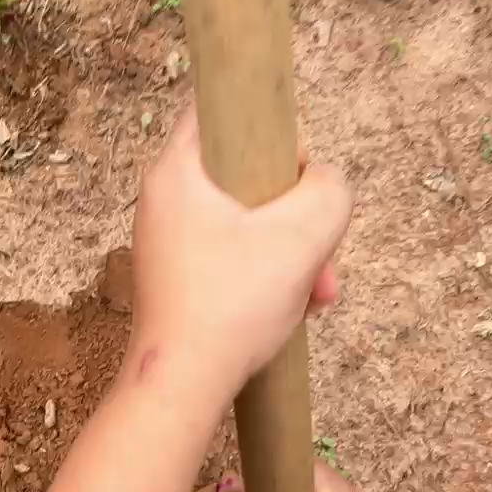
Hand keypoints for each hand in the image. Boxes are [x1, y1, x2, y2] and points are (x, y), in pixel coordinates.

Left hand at [126, 107, 351, 403]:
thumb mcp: (305, 233)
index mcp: (176, 172)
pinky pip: (230, 256)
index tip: (296, 164)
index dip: (268, 123)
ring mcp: (165, 241)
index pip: (219, 108)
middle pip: (244, 175)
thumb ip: (329, 188)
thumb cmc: (231, 303)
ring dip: (290, 252)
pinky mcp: (175, 276)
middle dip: (297, 213)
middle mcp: (162, 200)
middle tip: (324, 252)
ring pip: (246, 223)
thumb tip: (320, 184)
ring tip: (318, 295)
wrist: (180, 384)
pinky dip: (264, 275)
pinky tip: (293, 309)